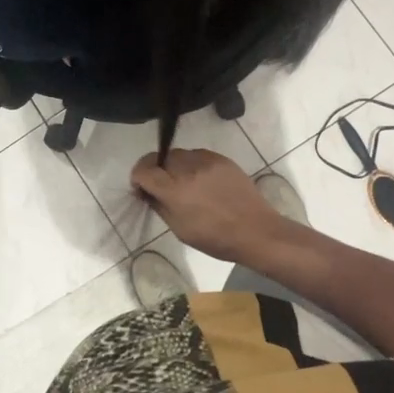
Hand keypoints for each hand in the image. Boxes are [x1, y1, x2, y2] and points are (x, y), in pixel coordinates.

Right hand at [131, 149, 288, 262]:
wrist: (255, 230)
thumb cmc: (215, 238)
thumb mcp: (180, 229)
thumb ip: (159, 206)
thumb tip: (146, 192)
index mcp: (175, 190)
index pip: (144, 170)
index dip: (137, 178)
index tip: (141, 188)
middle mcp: (188, 169)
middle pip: (159, 158)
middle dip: (154, 169)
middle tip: (160, 186)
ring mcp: (206, 161)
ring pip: (178, 154)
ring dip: (172, 165)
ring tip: (182, 182)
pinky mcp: (221, 159)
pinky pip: (197, 154)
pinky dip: (191, 163)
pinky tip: (200, 180)